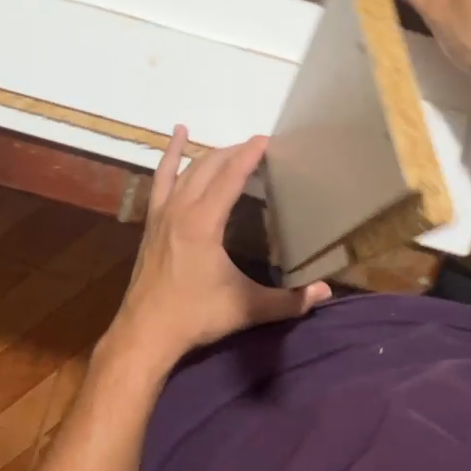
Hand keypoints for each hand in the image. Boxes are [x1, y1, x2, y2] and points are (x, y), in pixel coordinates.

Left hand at [103, 126, 331, 371]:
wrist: (144, 334)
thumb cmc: (195, 318)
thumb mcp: (246, 309)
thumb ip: (288, 301)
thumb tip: (326, 293)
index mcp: (203, 223)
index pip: (230, 177)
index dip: (249, 156)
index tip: (267, 139)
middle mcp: (180, 209)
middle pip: (209, 167)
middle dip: (234, 152)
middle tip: (258, 147)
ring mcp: (162, 213)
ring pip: (186, 169)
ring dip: (209, 153)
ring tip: (230, 145)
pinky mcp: (152, 221)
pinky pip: (161, 179)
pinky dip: (170, 156)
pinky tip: (177, 136)